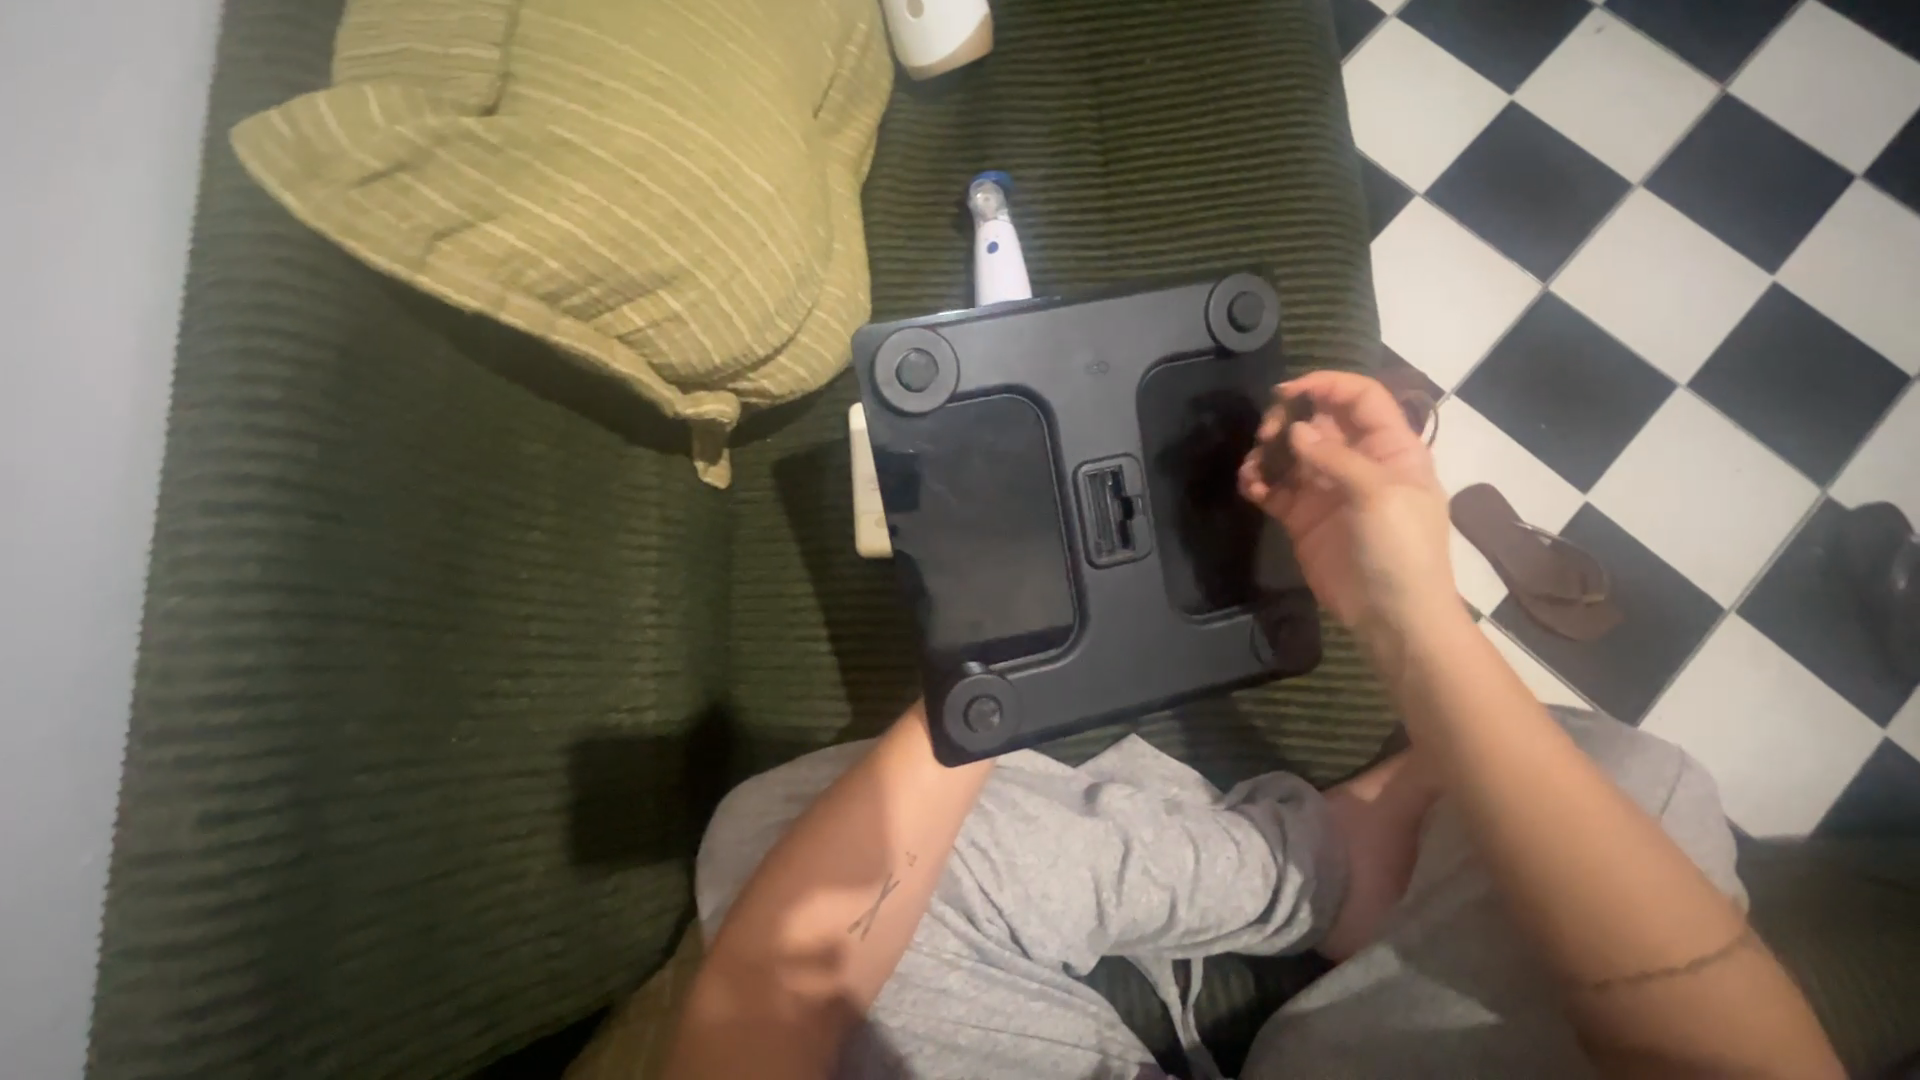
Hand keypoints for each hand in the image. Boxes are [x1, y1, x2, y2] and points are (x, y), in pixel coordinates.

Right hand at [1237, 371, 1453, 632]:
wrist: (1392, 614)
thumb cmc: (1401, 548)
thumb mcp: (1380, 494)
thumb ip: (1336, 458)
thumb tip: (1293, 431)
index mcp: (1390, 448)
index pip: (1360, 398)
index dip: (1326, 385)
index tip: (1286, 391)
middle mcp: (1356, 462)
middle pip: (1317, 422)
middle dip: (1287, 421)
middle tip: (1267, 434)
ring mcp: (1326, 490)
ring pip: (1290, 455)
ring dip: (1267, 453)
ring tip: (1253, 468)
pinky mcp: (1302, 517)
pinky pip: (1275, 489)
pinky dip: (1259, 483)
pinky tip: (1250, 487)